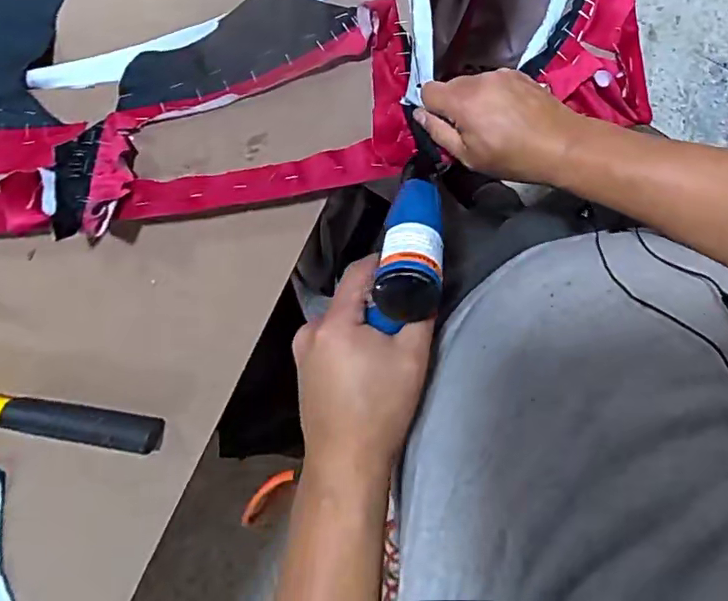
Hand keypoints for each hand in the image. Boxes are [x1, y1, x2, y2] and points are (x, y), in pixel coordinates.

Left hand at [292, 255, 433, 479]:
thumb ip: (420, 313)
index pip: (357, 271)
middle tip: (402, 312)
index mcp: (334, 322)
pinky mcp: (303, 372)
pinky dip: (350, 341)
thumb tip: (425, 288)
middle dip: (376, 299)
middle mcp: (311, 331)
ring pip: (340, 320)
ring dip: (363, 322)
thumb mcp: (413, 357)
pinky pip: (330, 340)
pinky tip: (368, 365)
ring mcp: (302, 353)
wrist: (346, 466)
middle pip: (349, 297)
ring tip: (387, 345)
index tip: (405, 265)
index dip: (383, 262)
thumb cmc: (380, 410)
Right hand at [416, 69, 588, 184]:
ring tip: (497, 123)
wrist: (563, 144)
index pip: (428, 90)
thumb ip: (438, 133)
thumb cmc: (515, 157)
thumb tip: (420, 115)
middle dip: (455, 105)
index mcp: (461, 100)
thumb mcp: (469, 156)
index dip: (432, 108)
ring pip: (473, 83)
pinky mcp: (518, 74)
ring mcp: (500, 74)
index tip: (446, 125)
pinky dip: (495, 94)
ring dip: (476, 99)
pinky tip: (512, 113)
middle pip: (451, 86)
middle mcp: (478, 79)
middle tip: (474, 130)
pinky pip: (494, 81)